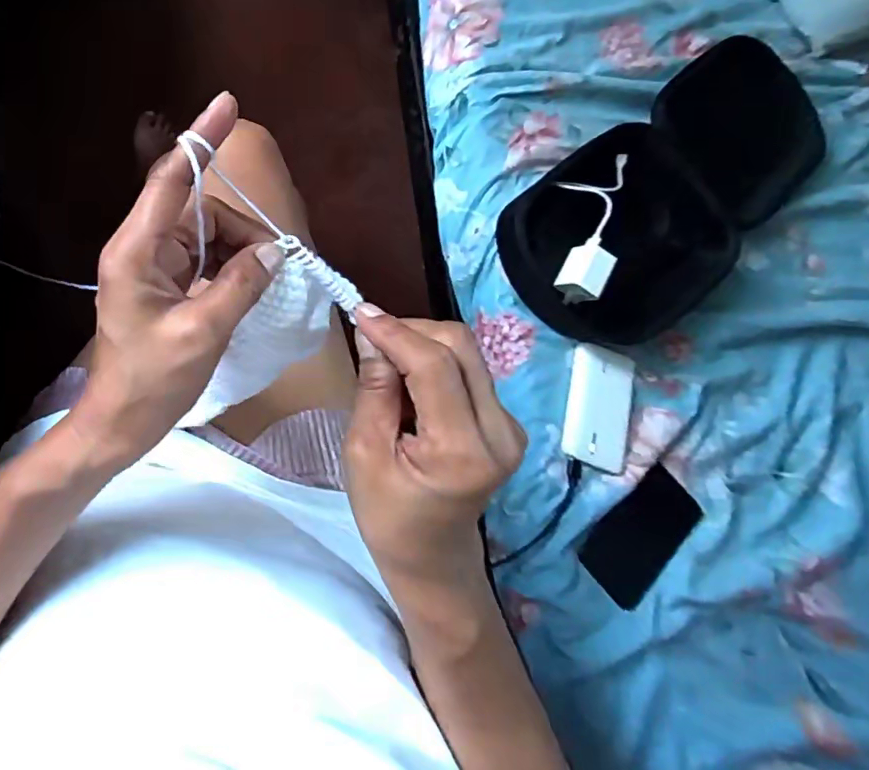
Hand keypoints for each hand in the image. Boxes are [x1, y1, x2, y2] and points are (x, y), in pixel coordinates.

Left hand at [67, 93, 282, 467]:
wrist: (120, 420)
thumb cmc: (151, 381)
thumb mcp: (203, 332)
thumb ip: (240, 284)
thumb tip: (273, 251)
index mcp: (136, 249)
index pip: (170, 178)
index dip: (200, 140)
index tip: (227, 104)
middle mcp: (140, 245)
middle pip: (198, 208)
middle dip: (238, 230)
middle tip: (270, 265)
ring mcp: (150, 263)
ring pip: (204, 233)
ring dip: (236, 251)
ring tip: (253, 287)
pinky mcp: (161, 280)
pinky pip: (201, 256)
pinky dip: (227, 266)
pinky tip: (241, 290)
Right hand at [344, 310, 527, 600]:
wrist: (431, 558)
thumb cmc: (387, 514)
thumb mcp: (363, 452)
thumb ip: (374, 390)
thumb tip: (371, 333)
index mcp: (463, 449)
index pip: (435, 366)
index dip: (396, 331)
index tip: (359, 311)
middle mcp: (500, 431)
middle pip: (461, 347)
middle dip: (411, 329)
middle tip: (369, 335)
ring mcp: (508, 426)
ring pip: (466, 352)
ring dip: (420, 341)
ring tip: (383, 360)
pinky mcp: (504, 421)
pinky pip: (467, 369)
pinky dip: (431, 358)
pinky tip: (405, 377)